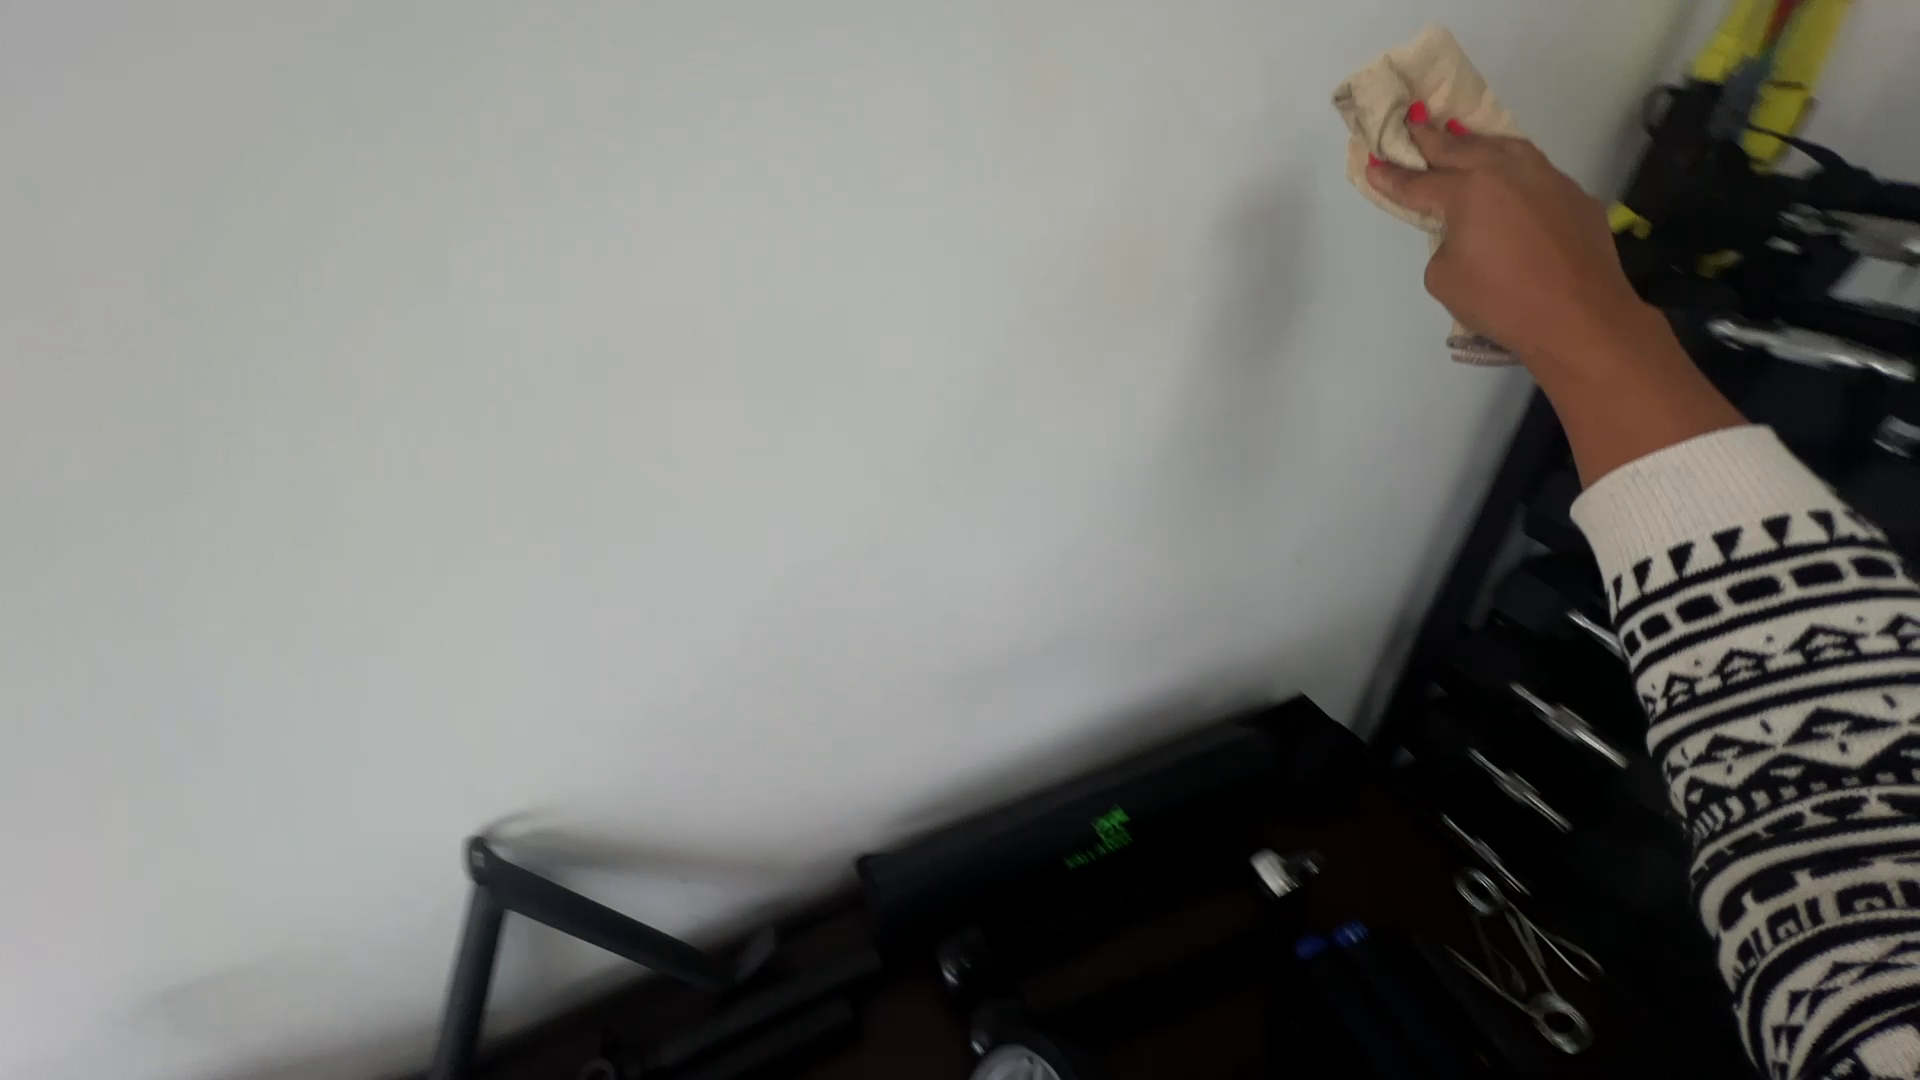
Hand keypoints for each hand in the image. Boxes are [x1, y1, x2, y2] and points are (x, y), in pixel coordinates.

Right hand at [1369, 112, 1744, 484]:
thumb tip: (1463, 231)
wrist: (1576, 315)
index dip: (1392, 175)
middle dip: (1430, 139)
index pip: (1418, 182)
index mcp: (1468, 191)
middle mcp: (1506, 172)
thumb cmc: (1497, 300)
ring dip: (1475, 142)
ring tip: (1458, 138)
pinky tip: (1501, 176)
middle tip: (1411, 125)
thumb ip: (1444, 242)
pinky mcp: (1571, 195)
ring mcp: (1546, 179)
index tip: (1373, 162)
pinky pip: (1532, 170)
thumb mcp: (1444, 276)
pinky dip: (1508, 166)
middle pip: (1460, 149)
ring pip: (1503, 147)